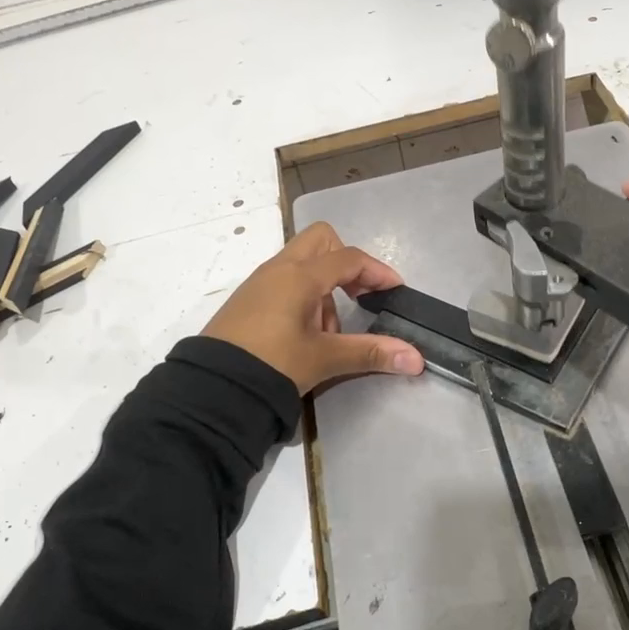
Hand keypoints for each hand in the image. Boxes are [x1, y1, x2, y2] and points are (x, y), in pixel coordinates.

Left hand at [202, 222, 424, 393]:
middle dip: (346, 264)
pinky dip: (304, 296)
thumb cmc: (272, 364)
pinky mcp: (248, 299)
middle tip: (358, 297)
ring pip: (303, 263)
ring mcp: (260, 282)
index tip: (394, 290)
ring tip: (328, 332)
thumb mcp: (324, 359)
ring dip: (325, 286)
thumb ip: (370, 353)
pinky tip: (304, 334)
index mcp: (300, 276)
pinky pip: (285, 281)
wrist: (212, 387)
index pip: (349, 258)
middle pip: (322, 241)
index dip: (377, 271)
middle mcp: (279, 269)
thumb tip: (416, 359)